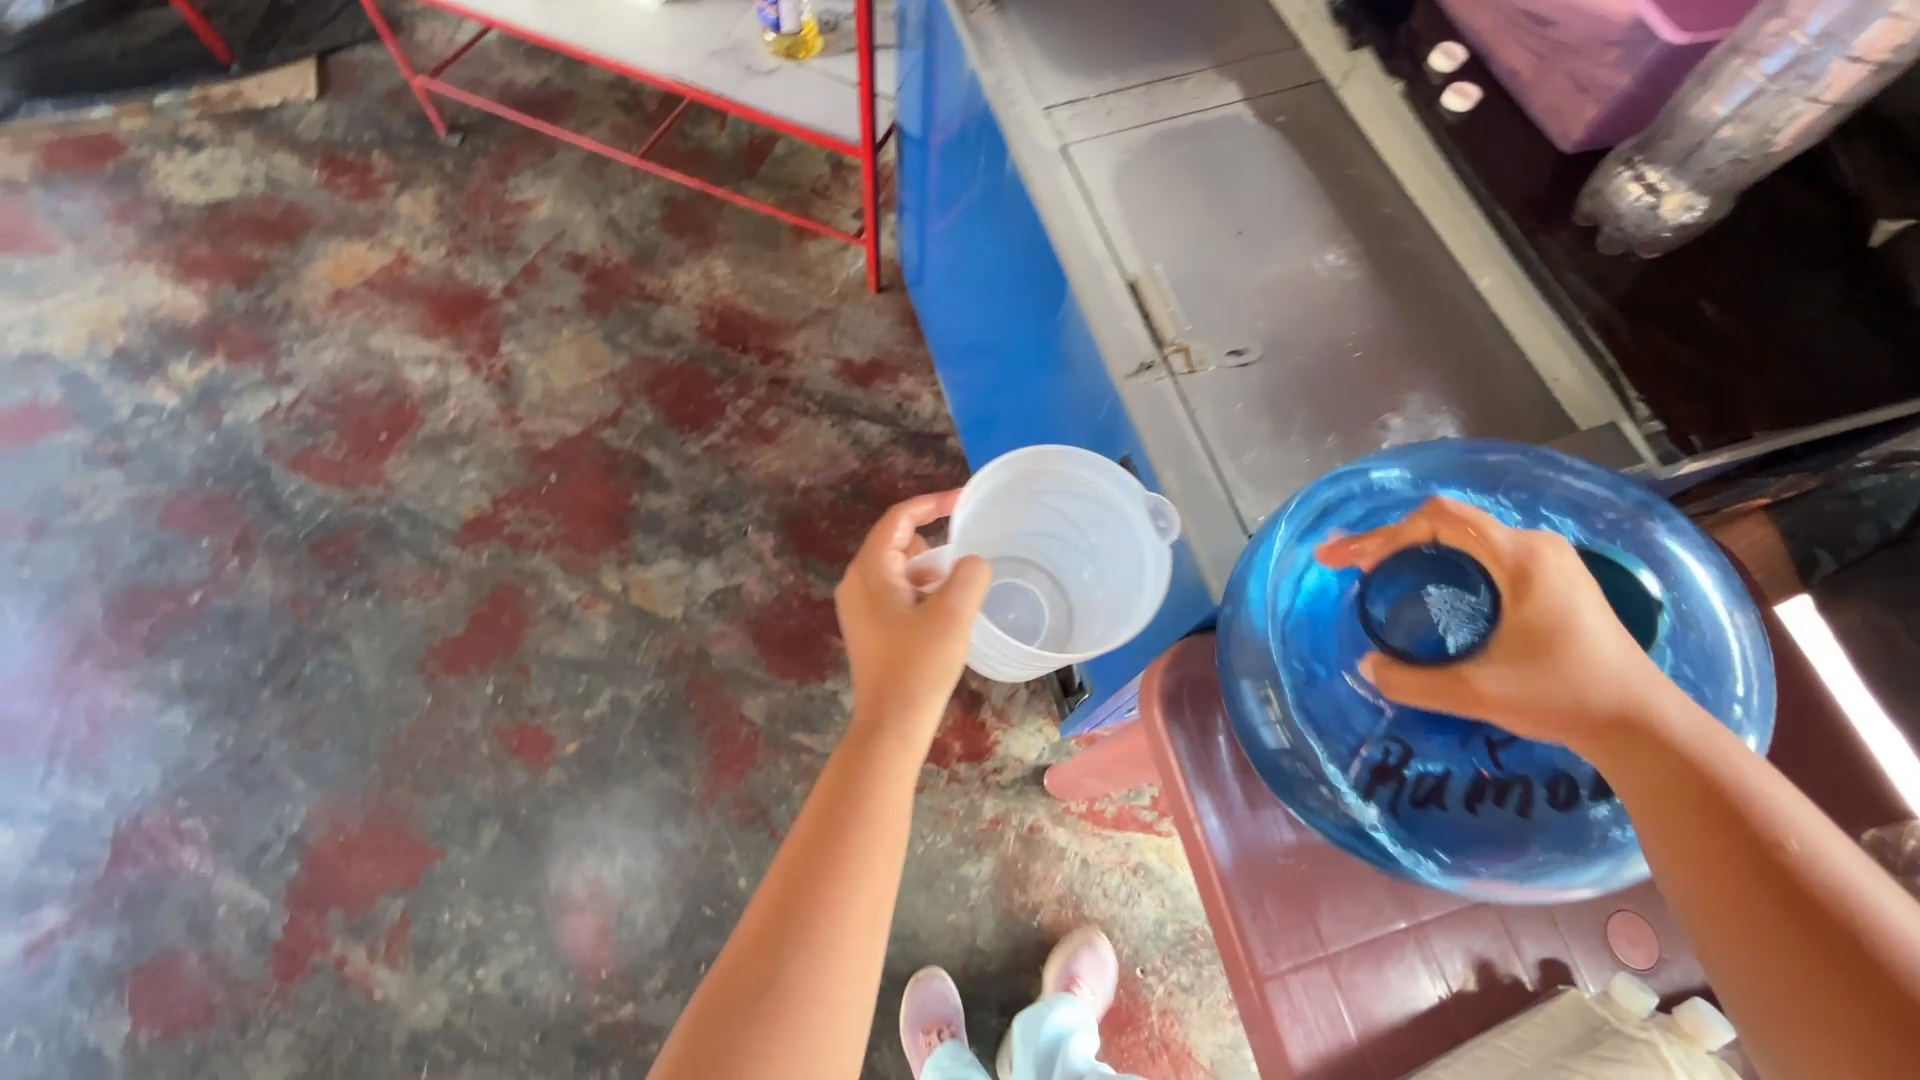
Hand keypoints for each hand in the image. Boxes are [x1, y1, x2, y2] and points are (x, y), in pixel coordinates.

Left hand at [834, 492, 991, 752]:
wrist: (892, 724)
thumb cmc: (919, 666)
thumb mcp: (953, 613)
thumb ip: (969, 574)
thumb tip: (972, 563)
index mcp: (869, 570)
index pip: (899, 519)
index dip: (933, 503)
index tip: (965, 500)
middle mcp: (857, 583)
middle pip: (898, 542)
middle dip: (934, 545)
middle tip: (964, 562)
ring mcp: (860, 608)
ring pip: (900, 571)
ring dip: (931, 572)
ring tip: (959, 594)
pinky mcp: (869, 629)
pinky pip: (898, 594)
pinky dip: (922, 593)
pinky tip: (945, 616)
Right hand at [1314, 496, 1681, 751]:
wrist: (1640, 722)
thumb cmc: (1563, 696)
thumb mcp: (1476, 693)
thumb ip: (1411, 681)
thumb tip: (1365, 666)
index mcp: (1520, 557)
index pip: (1438, 519)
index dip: (1384, 536)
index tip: (1348, 566)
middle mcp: (1533, 546)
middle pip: (1446, 523)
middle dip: (1388, 541)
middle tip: (1346, 568)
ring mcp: (1546, 561)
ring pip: (1463, 538)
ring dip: (1414, 551)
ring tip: (1374, 575)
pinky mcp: (1550, 580)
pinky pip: (1481, 555)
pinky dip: (1441, 563)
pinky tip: (1422, 588)